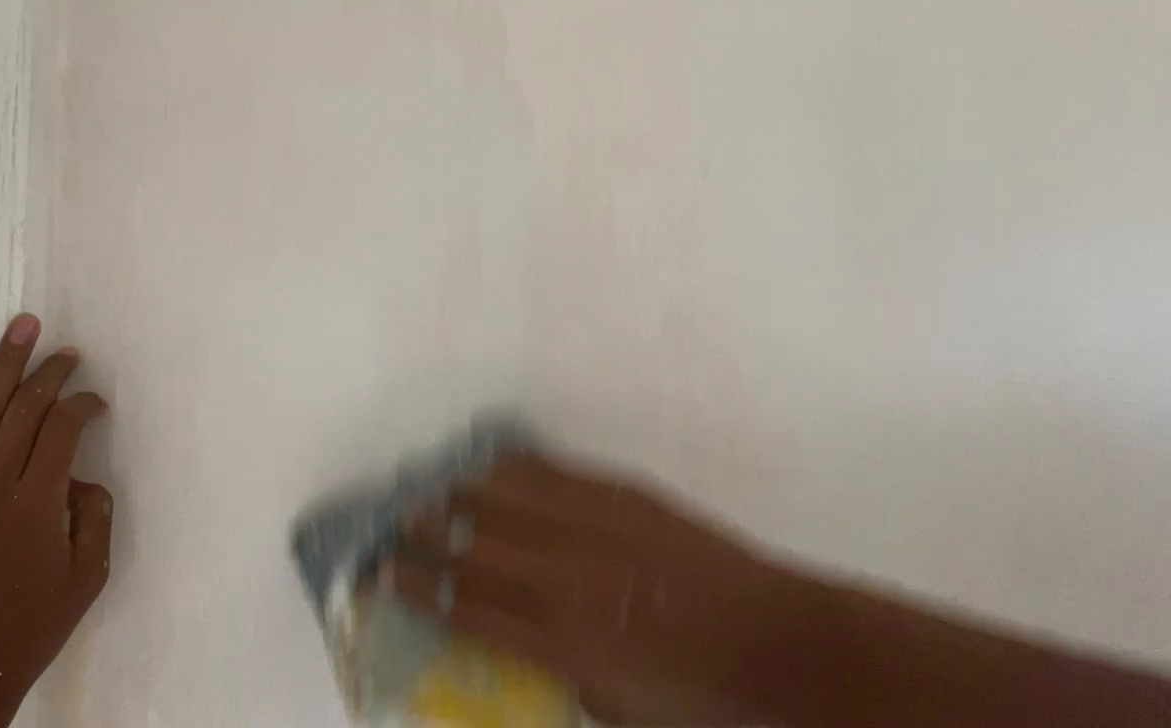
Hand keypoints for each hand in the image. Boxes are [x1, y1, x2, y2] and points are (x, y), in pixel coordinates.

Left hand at [0, 313, 112, 727]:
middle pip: (25, 408)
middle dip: (50, 371)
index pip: (62, 428)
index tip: (98, 402)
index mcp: (36, 502)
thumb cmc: (31, 624)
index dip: (84, 405)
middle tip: (68, 349)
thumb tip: (81, 475)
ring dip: (5, 364)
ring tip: (22, 327)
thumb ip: (95, 515)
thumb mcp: (87, 576)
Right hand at [388, 452, 831, 726]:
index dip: (416, 585)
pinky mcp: (620, 493)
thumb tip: (509, 643)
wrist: (788, 650)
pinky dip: (510, 469)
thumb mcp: (618, 712)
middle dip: (423, 530)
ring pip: (500, 493)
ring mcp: (591, 525)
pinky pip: (549, 471)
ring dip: (459, 492)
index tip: (382, 570)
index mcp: (559, 640)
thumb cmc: (703, 701)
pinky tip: (491, 467)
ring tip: (435, 491)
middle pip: (468, 541)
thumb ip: (554, 674)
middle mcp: (562, 575)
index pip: (463, 603)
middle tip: (395, 522)